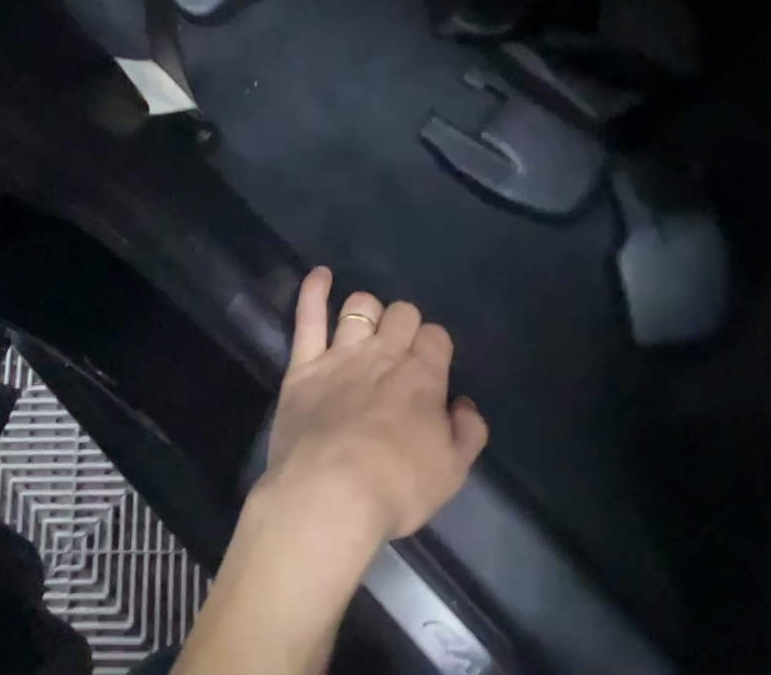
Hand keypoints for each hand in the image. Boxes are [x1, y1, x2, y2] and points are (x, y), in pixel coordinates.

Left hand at [260, 267, 488, 547]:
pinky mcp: (303, 366)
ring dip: (369, 310)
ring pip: (359, 307)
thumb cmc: (396, 488)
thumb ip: (467, 432)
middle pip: (401, 314)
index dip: (436, 347)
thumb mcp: (452, 471)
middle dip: (406, 325)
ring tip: (369, 326)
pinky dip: (314, 291)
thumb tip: (465, 405)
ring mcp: (340, 355)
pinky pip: (308, 318)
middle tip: (402, 352)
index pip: (437, 337)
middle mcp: (383, 354)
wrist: (329, 495)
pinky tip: (320, 275)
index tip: (433, 367)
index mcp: (423, 376)